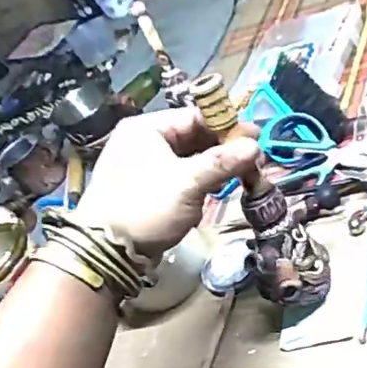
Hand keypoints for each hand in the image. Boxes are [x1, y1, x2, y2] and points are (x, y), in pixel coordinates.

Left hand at [73, 107, 261, 256]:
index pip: (195, 117)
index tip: (256, 140)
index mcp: (147, 128)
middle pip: (192, 138)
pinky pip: (178, 178)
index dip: (227, 127)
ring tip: (239, 178)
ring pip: (187, 160)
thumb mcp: (188, 183)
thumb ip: (222, 163)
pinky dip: (197, 184)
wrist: (110, 250)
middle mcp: (142, 141)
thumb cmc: (147, 208)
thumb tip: (256, 146)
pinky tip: (214, 193)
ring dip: (212, 169)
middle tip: (252, 163)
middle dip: (222, 151)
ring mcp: (143, 167)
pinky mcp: (146, 190)